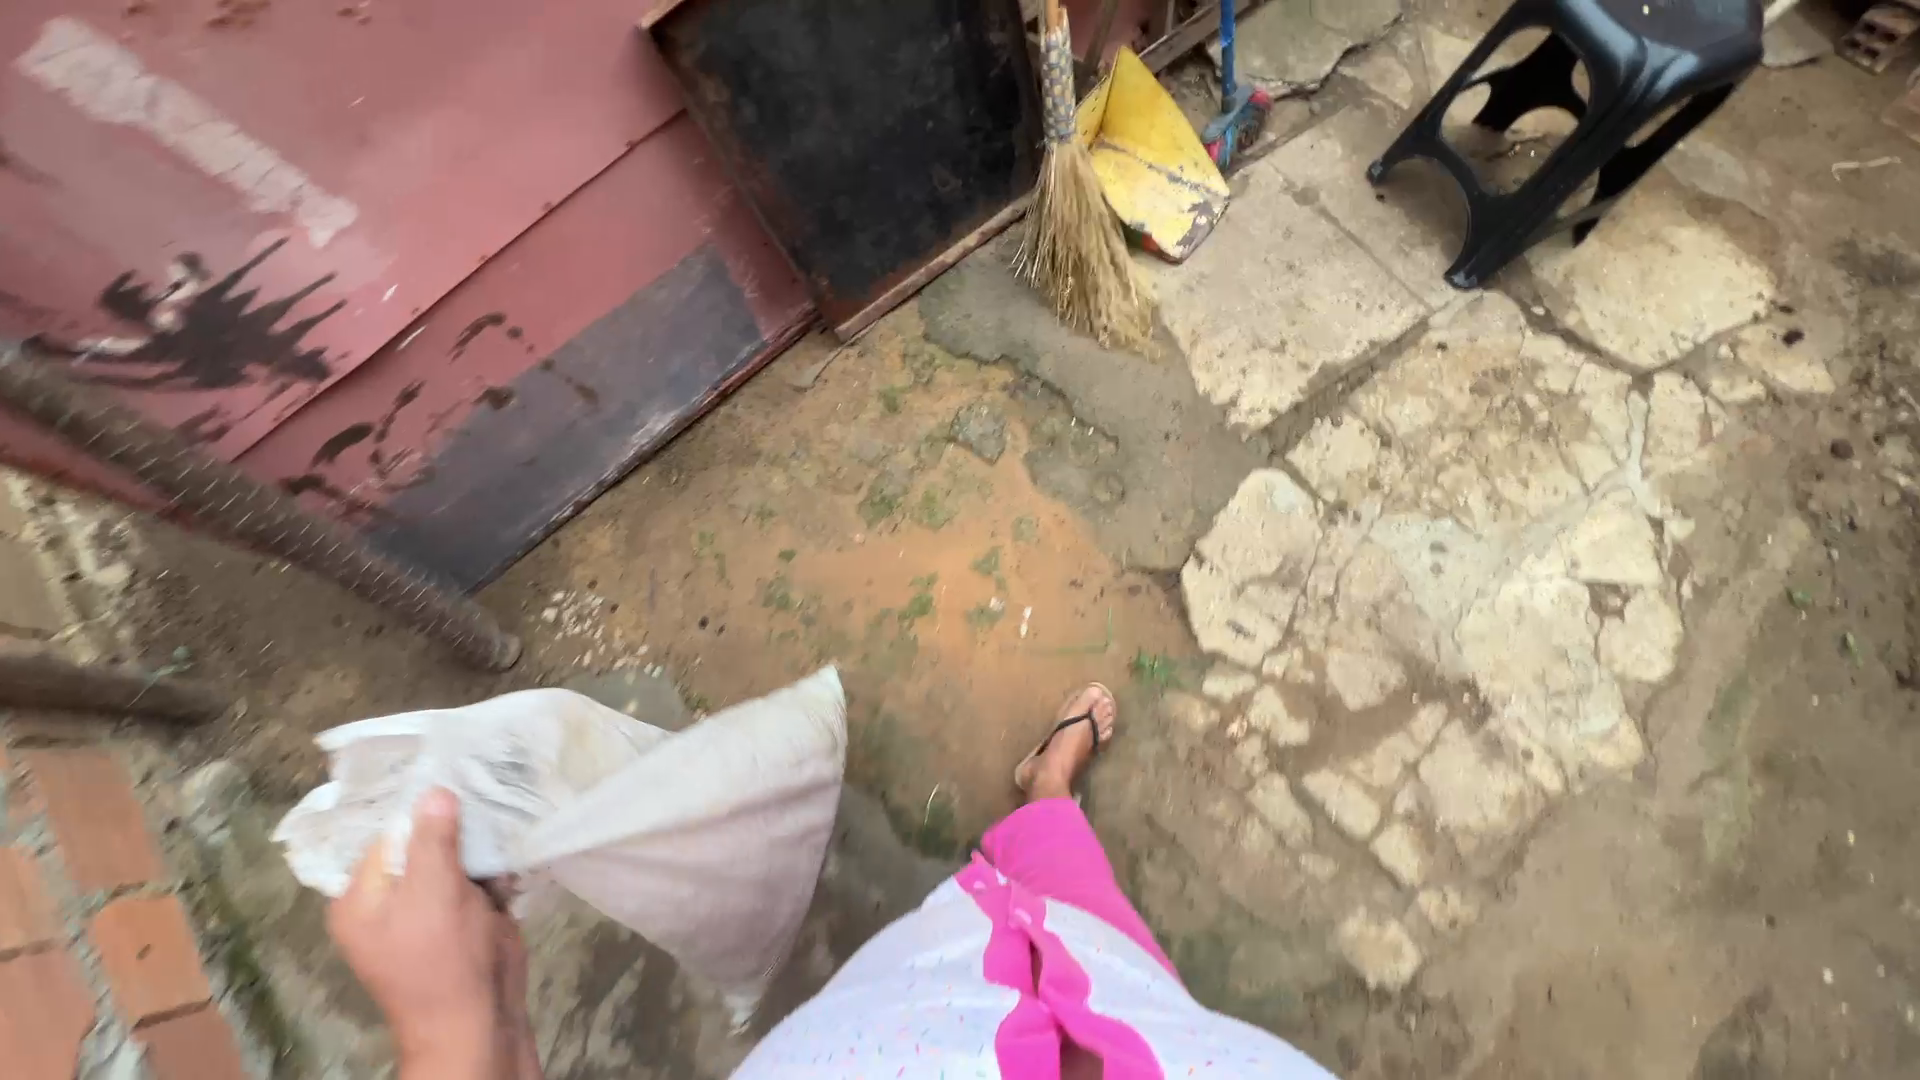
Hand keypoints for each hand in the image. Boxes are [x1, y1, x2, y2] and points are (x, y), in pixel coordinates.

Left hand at [327, 788, 534, 1078]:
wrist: (478, 1014)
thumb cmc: (442, 957)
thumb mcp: (432, 892)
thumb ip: (432, 839)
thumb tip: (435, 790)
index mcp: (363, 897)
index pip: (389, 833)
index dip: (423, 807)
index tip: (460, 775)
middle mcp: (393, 897)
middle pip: (426, 841)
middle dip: (461, 823)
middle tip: (494, 789)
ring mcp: (432, 905)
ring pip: (460, 854)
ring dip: (486, 843)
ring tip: (510, 817)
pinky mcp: (467, 912)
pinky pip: (481, 873)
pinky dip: (499, 865)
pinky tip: (515, 856)